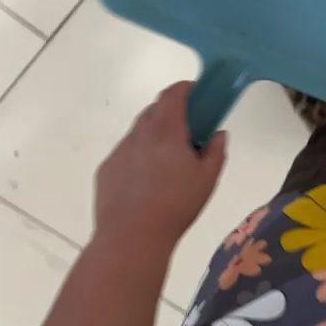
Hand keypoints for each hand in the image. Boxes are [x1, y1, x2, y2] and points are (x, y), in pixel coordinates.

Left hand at [93, 82, 227, 253]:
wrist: (131, 237)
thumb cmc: (176, 206)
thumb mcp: (208, 179)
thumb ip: (216, 151)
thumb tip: (218, 133)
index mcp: (166, 131)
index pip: (172, 95)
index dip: (184, 89)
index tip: (196, 92)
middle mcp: (139, 135)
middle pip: (154, 110)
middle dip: (171, 112)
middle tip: (188, 131)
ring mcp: (119, 151)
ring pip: (139, 132)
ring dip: (155, 136)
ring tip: (168, 163)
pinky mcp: (106, 169)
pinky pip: (126, 153)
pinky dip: (139, 156)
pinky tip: (147, 182)